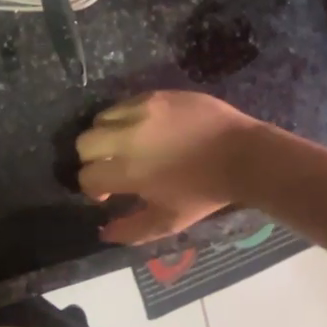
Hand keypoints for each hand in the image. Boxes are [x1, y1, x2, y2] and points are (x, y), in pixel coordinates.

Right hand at [75, 92, 263, 244]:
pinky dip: (126, 117)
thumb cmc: (205, 192)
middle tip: (113, 165)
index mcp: (128, 171)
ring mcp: (140, 111)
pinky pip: (125, 103)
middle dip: (93, 158)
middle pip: (83, 142)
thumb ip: (131, 230)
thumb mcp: (169, 221)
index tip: (109, 192)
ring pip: (101, 118)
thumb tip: (104, 232)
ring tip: (126, 144)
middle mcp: (126, 137)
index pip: (86, 176)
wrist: (242, 156)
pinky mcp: (155, 95)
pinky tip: (145, 128)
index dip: (94, 187)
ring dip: (107, 134)